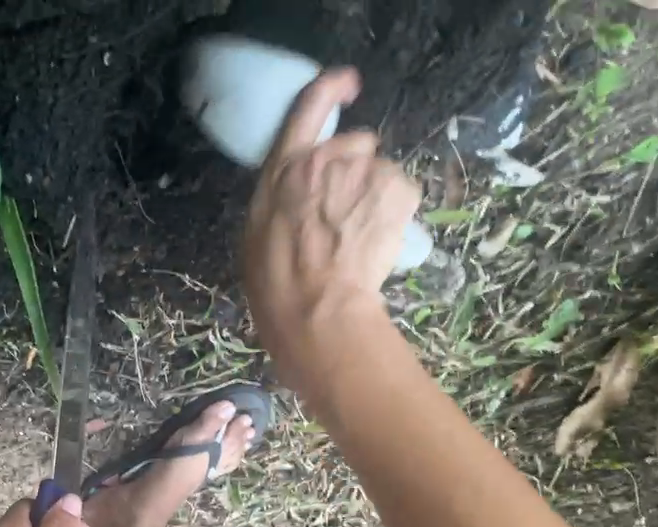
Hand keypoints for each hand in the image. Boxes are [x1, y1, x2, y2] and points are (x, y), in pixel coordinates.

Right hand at [238, 69, 420, 396]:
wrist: (317, 309)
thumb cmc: (275, 283)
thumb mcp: (256, 233)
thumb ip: (282, 196)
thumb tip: (300, 191)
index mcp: (285, 169)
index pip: (310, 105)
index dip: (332, 87)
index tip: (348, 86)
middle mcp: (327, 158)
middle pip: (356, 145)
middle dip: (354, 169)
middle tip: (341, 212)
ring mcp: (367, 170)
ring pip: (379, 172)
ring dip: (373, 195)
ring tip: (357, 236)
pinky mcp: (399, 188)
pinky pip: (400, 191)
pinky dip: (393, 211)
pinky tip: (374, 240)